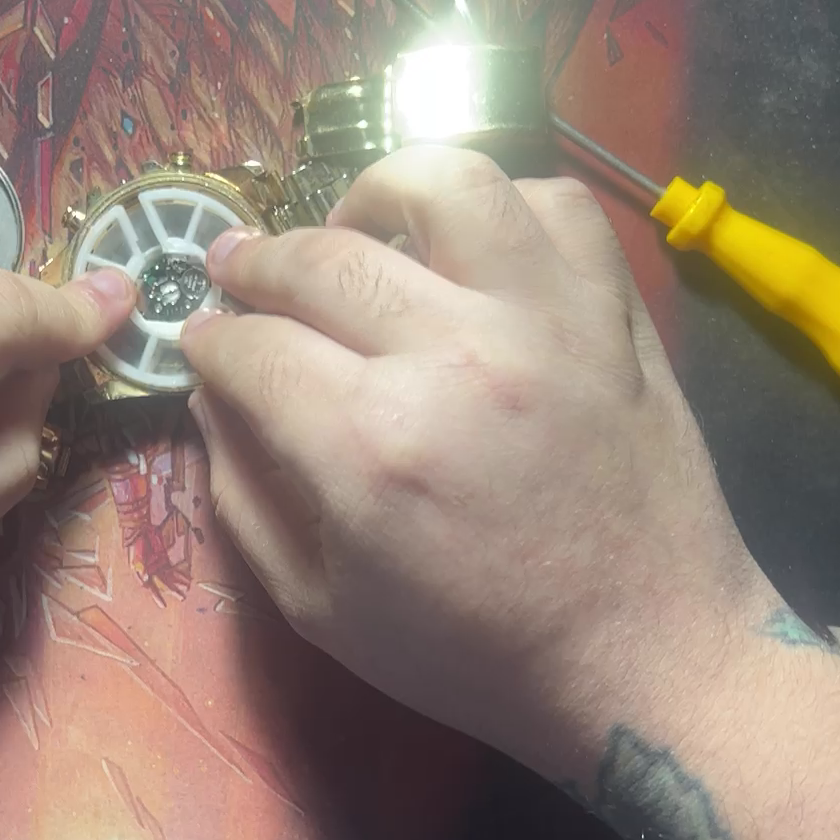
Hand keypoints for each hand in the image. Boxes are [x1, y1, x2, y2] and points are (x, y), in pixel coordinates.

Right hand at [181, 146, 773, 765]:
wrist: (639, 658)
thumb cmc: (469, 653)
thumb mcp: (319, 607)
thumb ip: (243, 497)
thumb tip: (211, 396)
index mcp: (365, 449)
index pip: (251, 351)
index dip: (207, 341)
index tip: (200, 341)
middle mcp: (450, 358)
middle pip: (319, 258)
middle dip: (252, 262)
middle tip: (234, 273)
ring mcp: (545, 321)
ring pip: (442, 182)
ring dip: (370, 193)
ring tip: (348, 230)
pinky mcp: (611, 314)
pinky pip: (551, 204)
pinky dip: (494, 207)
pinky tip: (464, 250)